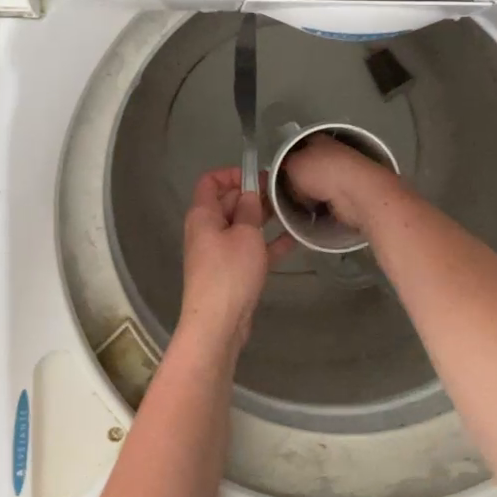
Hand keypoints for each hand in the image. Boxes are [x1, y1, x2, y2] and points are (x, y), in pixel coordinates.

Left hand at [180, 167, 294, 347]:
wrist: (218, 323)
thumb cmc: (229, 272)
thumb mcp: (245, 234)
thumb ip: (250, 210)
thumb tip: (250, 193)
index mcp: (203, 215)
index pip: (210, 181)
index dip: (232, 174)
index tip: (257, 176)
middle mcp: (207, 229)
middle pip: (228, 202)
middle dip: (252, 194)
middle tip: (281, 191)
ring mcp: (219, 251)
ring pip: (241, 225)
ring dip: (263, 217)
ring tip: (291, 209)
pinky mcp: (232, 271)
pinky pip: (250, 248)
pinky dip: (268, 242)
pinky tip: (294, 238)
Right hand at [279, 135, 401, 231]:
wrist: (355, 194)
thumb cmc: (322, 173)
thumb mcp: (290, 165)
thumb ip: (283, 168)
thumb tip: (286, 177)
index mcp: (317, 139)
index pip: (296, 146)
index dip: (285, 160)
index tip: (278, 174)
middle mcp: (333, 153)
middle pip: (307, 167)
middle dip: (297, 181)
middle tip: (287, 192)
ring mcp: (344, 174)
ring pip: (318, 186)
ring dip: (310, 196)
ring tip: (301, 205)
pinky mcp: (351, 194)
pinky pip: (328, 201)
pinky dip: (322, 207)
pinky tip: (315, 213)